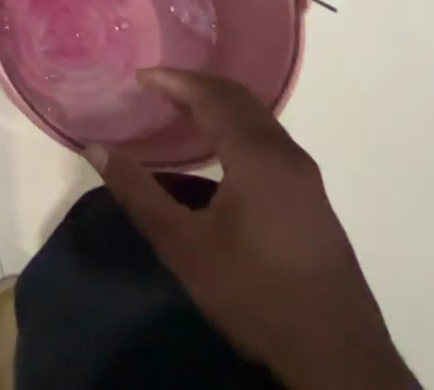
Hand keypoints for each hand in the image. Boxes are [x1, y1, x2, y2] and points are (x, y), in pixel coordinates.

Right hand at [86, 69, 416, 389]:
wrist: (336, 356)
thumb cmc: (253, 294)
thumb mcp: (183, 246)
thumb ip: (138, 193)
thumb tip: (96, 149)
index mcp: (258, 158)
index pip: (213, 97)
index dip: (175, 81)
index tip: (140, 77)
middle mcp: (287, 157)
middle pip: (241, 101)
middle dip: (196, 86)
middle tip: (156, 88)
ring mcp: (305, 180)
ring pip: (258, 122)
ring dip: (218, 107)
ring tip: (179, 112)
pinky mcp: (311, 201)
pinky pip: (268, 143)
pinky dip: (235, 129)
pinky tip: (215, 155)